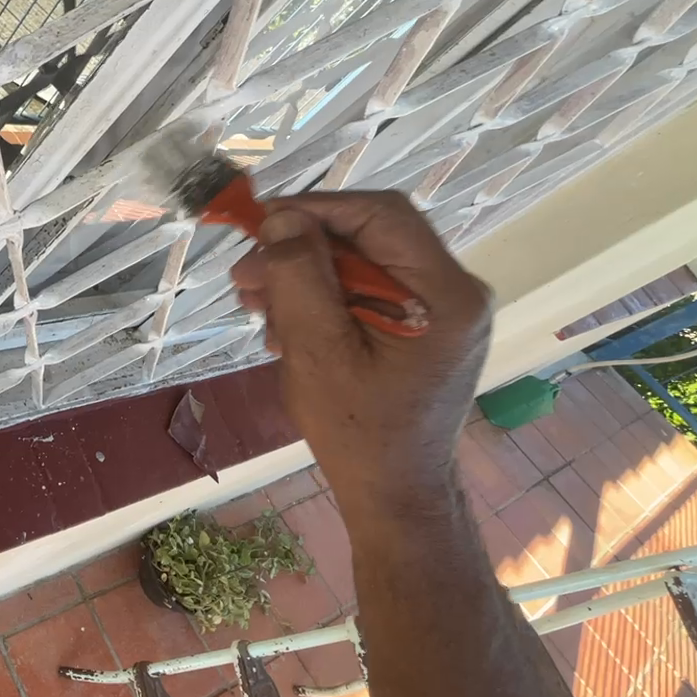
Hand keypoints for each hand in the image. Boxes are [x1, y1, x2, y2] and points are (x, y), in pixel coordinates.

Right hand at [229, 192, 491, 517]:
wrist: (392, 488)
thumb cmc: (357, 426)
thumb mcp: (317, 349)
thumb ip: (301, 276)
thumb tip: (281, 218)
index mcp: (444, 293)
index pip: (380, 215)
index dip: (315, 207)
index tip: (258, 222)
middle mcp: (452, 290)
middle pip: (366, 236)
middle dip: (298, 248)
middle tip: (244, 277)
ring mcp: (437, 308)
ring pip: (357, 261)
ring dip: (300, 275)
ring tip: (257, 306)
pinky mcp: (417, 324)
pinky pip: (361, 289)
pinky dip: (316, 298)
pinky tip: (285, 327)